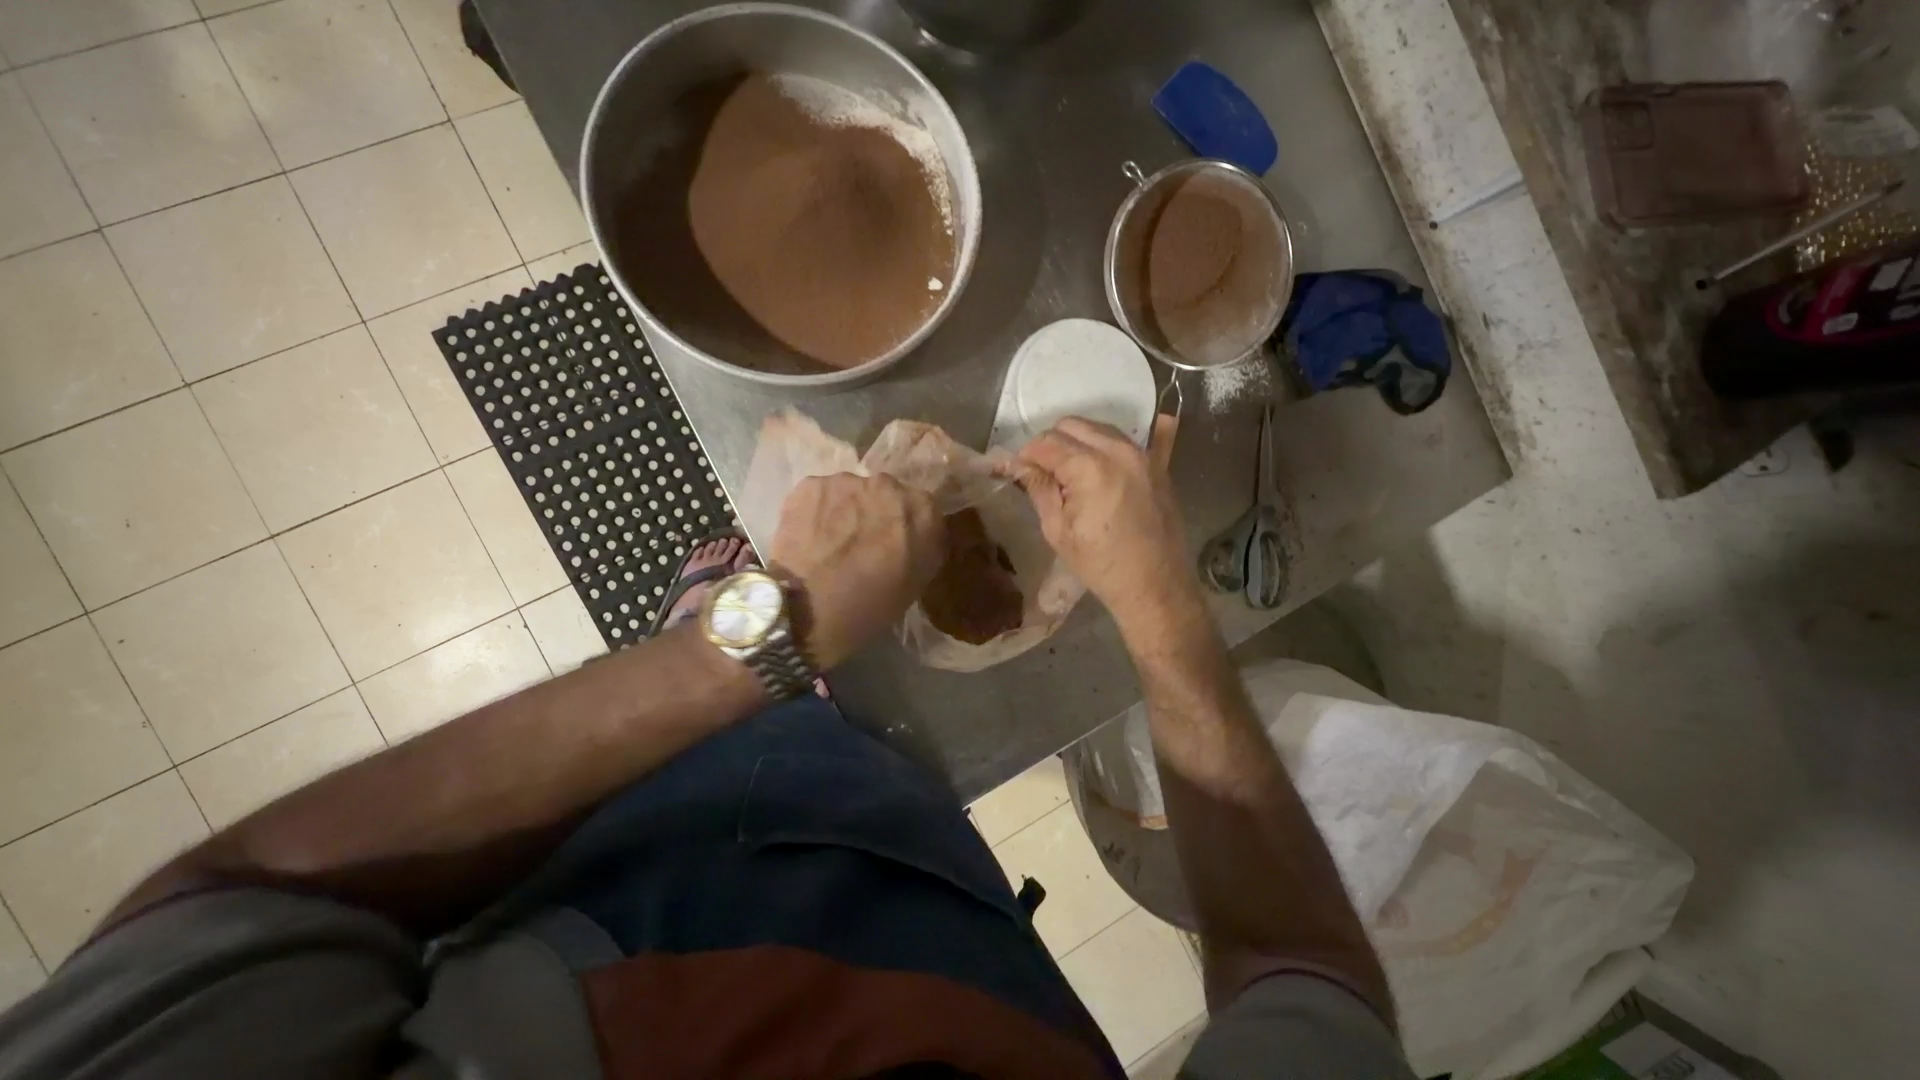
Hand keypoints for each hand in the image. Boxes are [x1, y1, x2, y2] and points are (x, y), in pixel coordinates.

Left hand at [767, 472, 944, 668]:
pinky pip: (818, 495)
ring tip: (831, 541)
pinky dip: (815, 512)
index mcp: (924, 509)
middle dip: (876, 512)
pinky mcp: (810, 485)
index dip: (906, 527)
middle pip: (885, 493)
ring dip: (845, 510)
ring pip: (849, 492)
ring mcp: (847, 482)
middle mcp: (889, 485)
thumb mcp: (918, 581)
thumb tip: (915, 538)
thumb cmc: (873, 604)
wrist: (811, 608)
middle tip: (862, 542)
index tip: (895, 544)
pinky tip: (809, 537)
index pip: (921, 509)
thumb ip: (924, 547)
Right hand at [1016, 416, 1204, 634]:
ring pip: (1099, 428)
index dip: (1027, 455)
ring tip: (1072, 475)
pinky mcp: (1159, 464)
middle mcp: (1118, 450)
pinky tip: (1124, 441)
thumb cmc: (1102, 565)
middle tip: (1044, 474)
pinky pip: (1142, 436)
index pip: (1046, 442)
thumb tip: (1019, 465)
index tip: (1019, 472)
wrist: (1156, 586)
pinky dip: (1123, 439)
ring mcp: (1143, 454)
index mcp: (1090, 468)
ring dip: (1079, 443)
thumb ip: (1039, 489)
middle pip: (1072, 426)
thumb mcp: (1058, 531)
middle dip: (1052, 445)